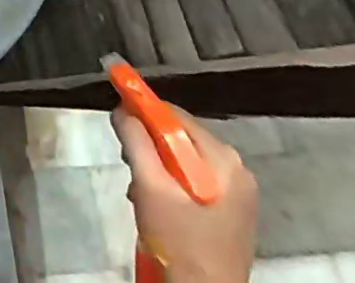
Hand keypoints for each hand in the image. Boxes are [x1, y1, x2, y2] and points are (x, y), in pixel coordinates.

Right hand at [112, 106, 258, 282]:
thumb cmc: (181, 246)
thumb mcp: (151, 189)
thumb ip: (136, 143)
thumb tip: (122, 109)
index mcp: (226, 162)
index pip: (176, 117)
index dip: (144, 111)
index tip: (117, 114)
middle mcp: (237, 172)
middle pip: (180, 139)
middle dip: (149, 146)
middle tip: (127, 162)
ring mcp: (236, 196)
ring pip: (183, 162)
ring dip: (156, 169)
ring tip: (139, 190)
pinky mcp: (229, 215)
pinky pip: (192, 183)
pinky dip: (169, 187)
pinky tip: (154, 206)